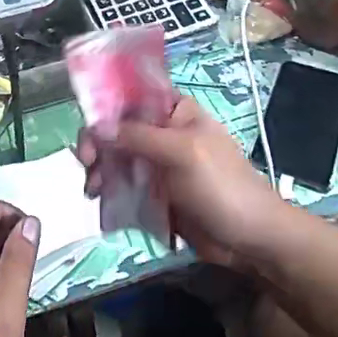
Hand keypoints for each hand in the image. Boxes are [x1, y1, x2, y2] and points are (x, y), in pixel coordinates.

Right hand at [77, 98, 290, 267]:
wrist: (250, 239)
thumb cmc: (222, 186)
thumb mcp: (182, 152)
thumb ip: (138, 136)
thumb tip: (96, 126)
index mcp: (176, 112)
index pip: (132, 97)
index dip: (105, 108)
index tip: (89, 130)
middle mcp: (164, 133)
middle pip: (118, 129)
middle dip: (98, 144)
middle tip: (87, 165)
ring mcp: (159, 164)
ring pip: (117, 158)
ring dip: (100, 170)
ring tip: (93, 191)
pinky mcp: (155, 193)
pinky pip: (124, 185)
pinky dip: (109, 190)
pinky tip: (101, 201)